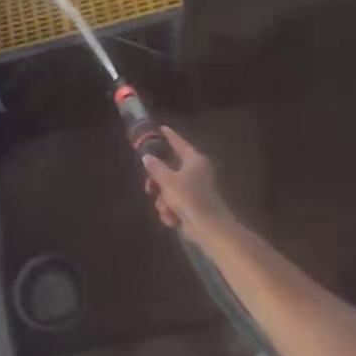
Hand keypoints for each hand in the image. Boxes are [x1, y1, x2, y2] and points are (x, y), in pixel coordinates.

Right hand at [141, 126, 236, 240]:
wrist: (209, 228)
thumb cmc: (189, 199)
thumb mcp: (168, 181)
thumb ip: (155, 167)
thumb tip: (147, 157)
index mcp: (194, 160)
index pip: (179, 143)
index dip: (168, 136)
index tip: (160, 128)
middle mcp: (197, 171)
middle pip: (169, 170)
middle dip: (157, 182)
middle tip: (149, 188)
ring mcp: (196, 189)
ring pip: (169, 190)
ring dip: (164, 201)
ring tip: (167, 210)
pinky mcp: (194, 205)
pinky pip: (175, 204)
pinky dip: (171, 212)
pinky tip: (173, 219)